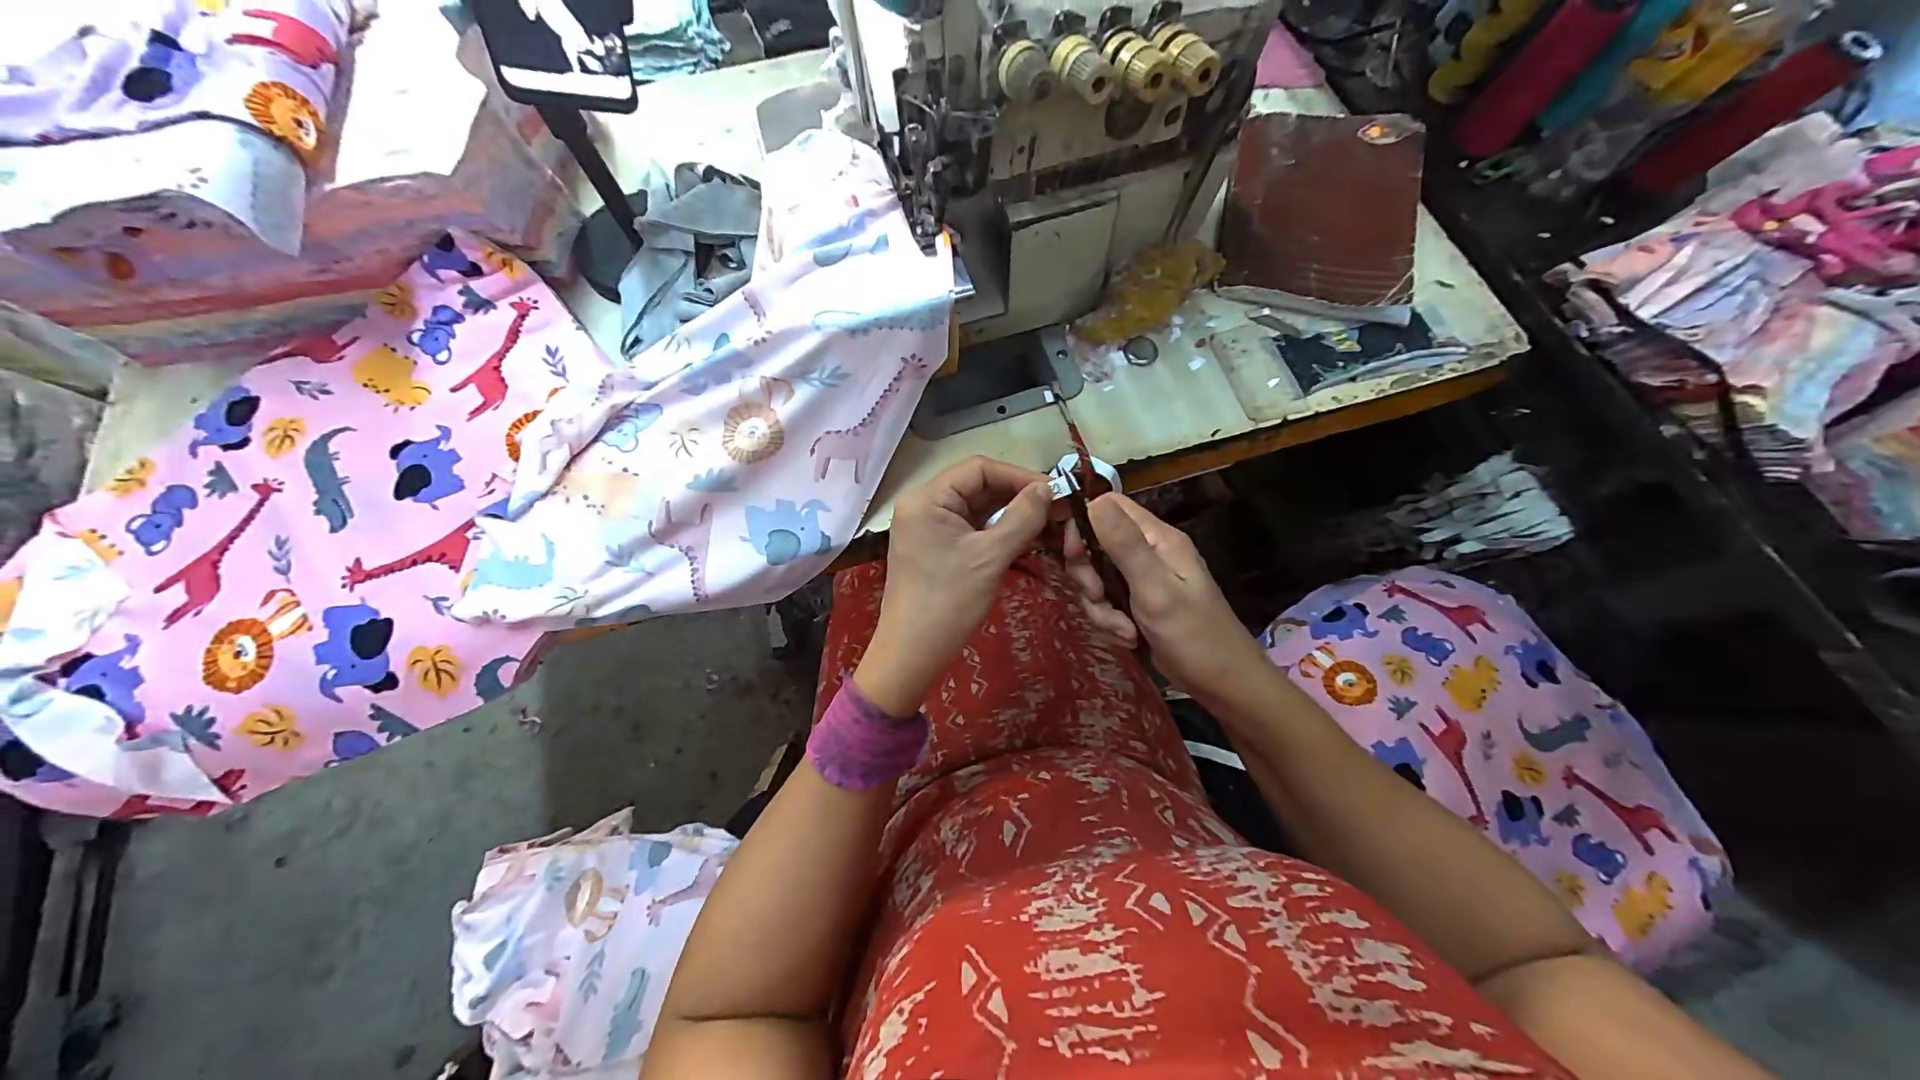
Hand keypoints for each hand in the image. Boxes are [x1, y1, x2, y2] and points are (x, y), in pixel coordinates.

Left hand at [853, 457, 1057, 715]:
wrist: (913, 653)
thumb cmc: (948, 602)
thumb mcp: (990, 557)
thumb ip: (1021, 518)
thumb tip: (1048, 488)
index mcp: (927, 498)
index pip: (979, 469)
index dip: (1019, 476)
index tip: (1054, 492)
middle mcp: (925, 505)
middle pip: (979, 486)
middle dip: (1019, 495)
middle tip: (1058, 510)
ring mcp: (931, 528)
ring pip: (979, 509)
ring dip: (1013, 514)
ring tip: (1049, 524)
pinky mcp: (939, 548)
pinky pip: (974, 529)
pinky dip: (1000, 531)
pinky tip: (1028, 538)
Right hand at [1065, 493, 1274, 703]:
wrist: (1223, 684)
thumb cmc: (1193, 635)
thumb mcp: (1155, 589)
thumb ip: (1125, 545)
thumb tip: (1094, 501)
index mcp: (1158, 538)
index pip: (1108, 506)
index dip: (1083, 524)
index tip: (1074, 555)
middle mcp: (1150, 551)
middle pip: (1095, 545)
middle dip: (1089, 576)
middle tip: (1098, 597)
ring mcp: (1143, 579)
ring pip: (1098, 578)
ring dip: (1100, 607)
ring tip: (1123, 629)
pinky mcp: (1138, 603)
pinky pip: (1107, 602)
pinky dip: (1110, 621)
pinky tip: (1128, 638)